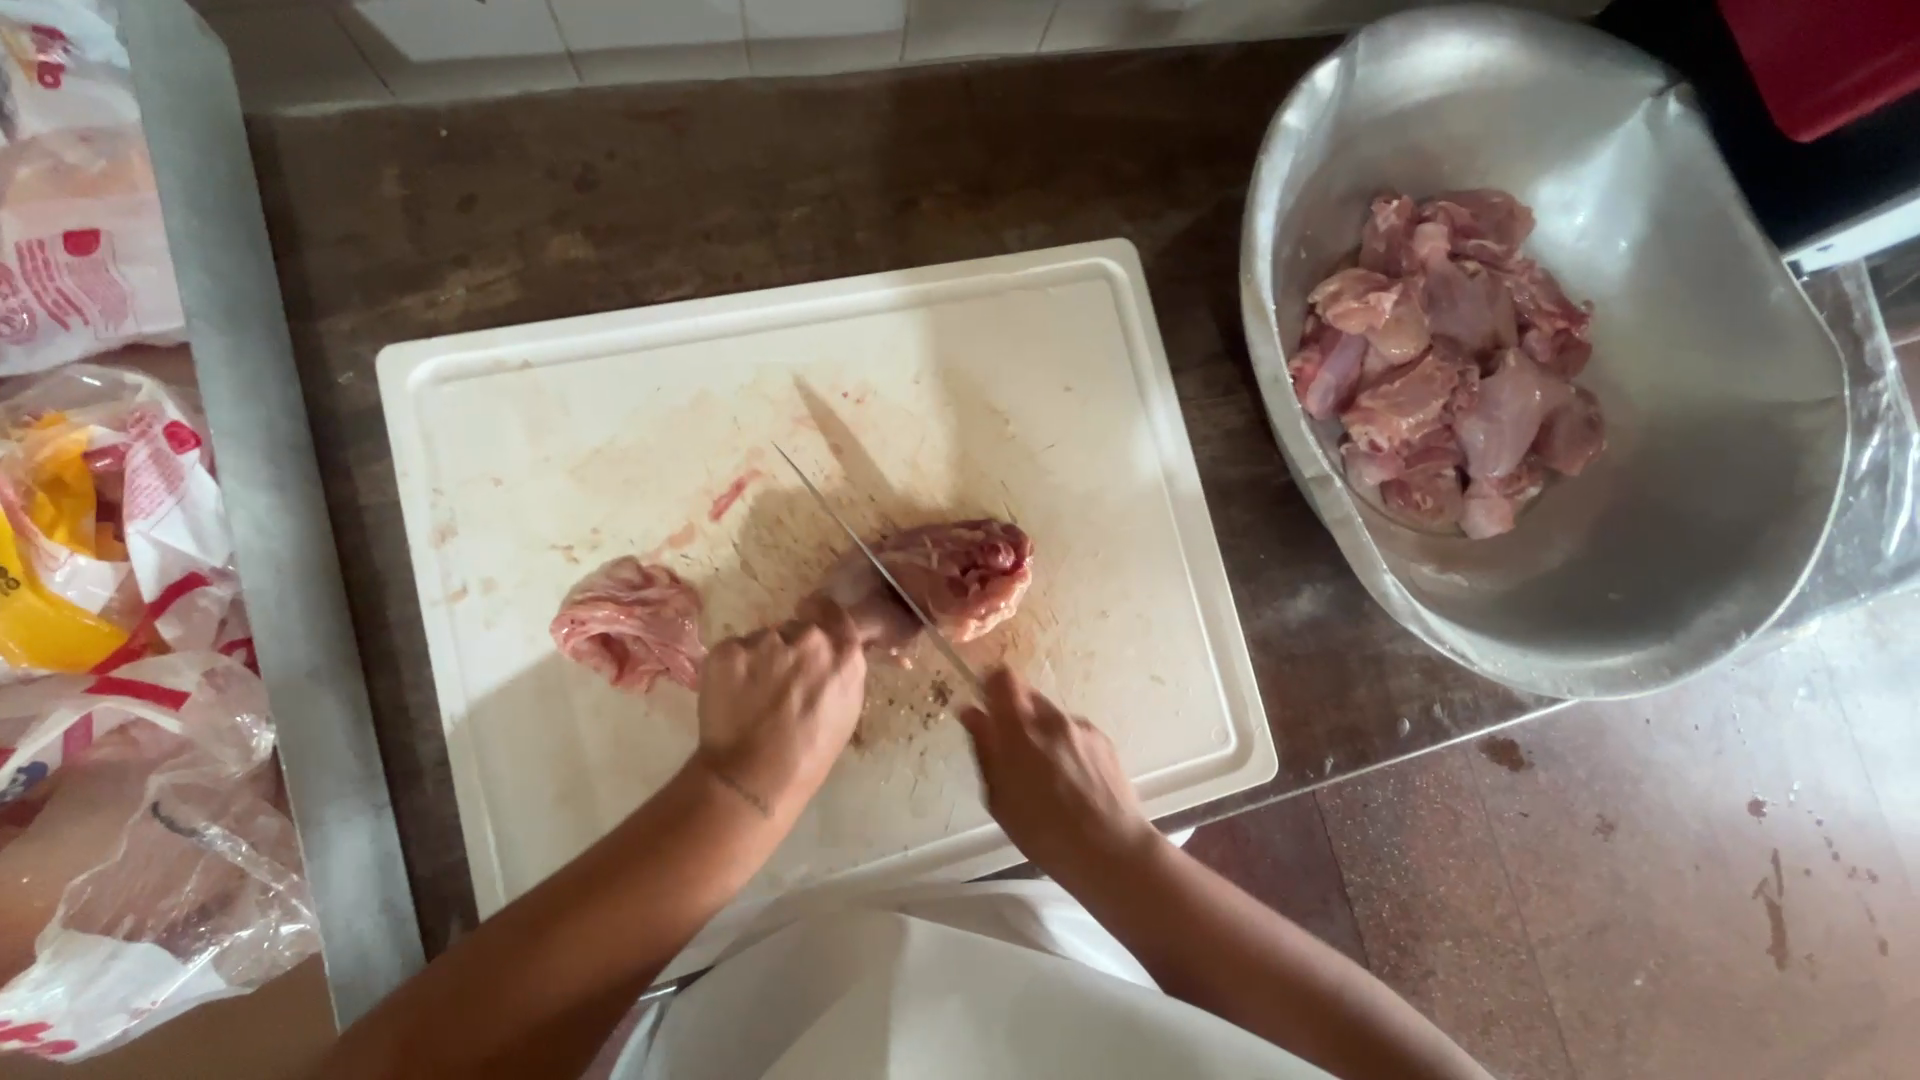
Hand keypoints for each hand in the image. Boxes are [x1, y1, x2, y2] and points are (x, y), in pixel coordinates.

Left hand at [693, 601, 867, 817]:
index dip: (820, 615)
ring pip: (762, 640)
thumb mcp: (846, 710)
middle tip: (778, 682)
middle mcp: (809, 638)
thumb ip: (840, 672)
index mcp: (844, 654)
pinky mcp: (729, 650)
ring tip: (752, 697)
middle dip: (788, 647)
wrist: (754, 778)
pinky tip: (732, 698)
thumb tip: (829, 657)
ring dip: (759, 659)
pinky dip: (732, 670)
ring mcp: (766, 641)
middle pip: (796, 628)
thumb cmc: (809, 756)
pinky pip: (733, 651)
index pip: (833, 611)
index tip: (810, 626)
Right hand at [958, 668, 1158, 880]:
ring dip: (1041, 732)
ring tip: (1047, 774)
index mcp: (1020, 731)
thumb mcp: (999, 798)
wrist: (1111, 850)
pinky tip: (1072, 779)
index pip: (1003, 679)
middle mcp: (1052, 720)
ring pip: (1051, 715)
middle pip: (1027, 696)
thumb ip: (985, 748)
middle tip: (1013, 752)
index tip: (987, 707)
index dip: (992, 686)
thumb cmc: (1044, 833)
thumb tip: (972, 713)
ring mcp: (1081, 728)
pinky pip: (1074, 731)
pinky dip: (1065, 745)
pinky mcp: (1104, 739)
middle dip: (1015, 715)